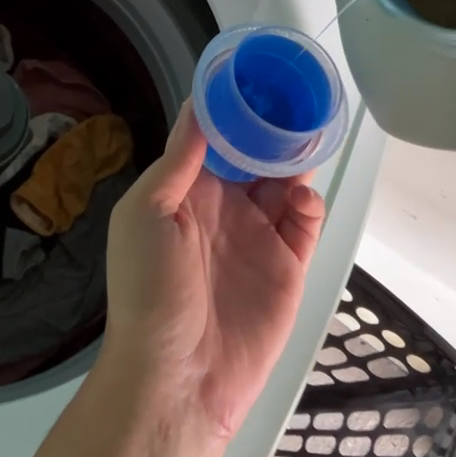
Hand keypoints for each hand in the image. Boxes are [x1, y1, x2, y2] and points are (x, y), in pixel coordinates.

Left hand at [102, 101, 326, 439]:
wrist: (178, 377)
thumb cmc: (148, 290)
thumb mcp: (147, 212)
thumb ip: (177, 159)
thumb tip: (197, 105)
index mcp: (184, 190)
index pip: (213, 139)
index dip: (231, 111)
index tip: (251, 79)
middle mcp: (222, 206)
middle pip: (254, 155)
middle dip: (270, 129)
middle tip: (289, 101)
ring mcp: (256, 234)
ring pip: (283, 181)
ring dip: (293, 159)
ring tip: (301, 140)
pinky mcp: (287, 265)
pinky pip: (305, 222)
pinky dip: (308, 201)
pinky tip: (299, 194)